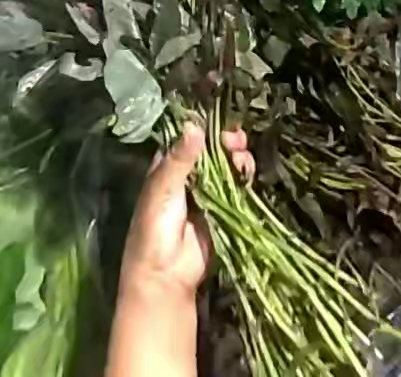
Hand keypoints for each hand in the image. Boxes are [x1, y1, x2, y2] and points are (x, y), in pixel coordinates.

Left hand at [119, 124, 252, 302]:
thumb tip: (194, 125)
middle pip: (212, 147)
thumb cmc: (155, 229)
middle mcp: (189, 173)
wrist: (167, 276)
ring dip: (237, 154)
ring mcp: (207, 189)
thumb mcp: (163, 189)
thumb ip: (180, 158)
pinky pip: (236, 182)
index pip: (189, 137)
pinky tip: (245, 169)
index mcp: (168, 166)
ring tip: (241, 156)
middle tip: (235, 140)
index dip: (205, 127)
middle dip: (226, 140)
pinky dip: (243, 172)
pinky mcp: (224, 205)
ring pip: (226, 162)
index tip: (220, 123)